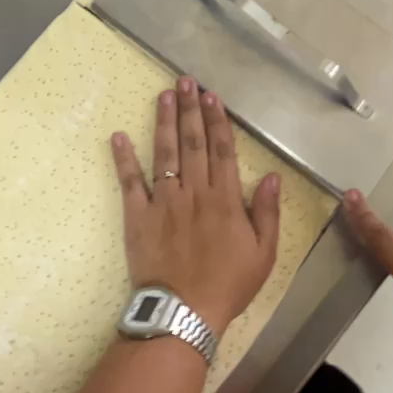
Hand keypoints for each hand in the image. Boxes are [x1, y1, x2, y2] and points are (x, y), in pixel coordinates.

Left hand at [110, 78, 280, 331]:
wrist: (184, 312)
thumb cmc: (229, 284)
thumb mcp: (264, 253)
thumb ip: (267, 212)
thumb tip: (272, 175)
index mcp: (225, 198)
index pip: (222, 150)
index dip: (218, 121)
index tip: (212, 97)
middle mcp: (194, 191)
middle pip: (192, 142)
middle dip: (190, 109)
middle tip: (187, 81)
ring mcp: (164, 201)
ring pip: (164, 152)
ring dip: (163, 121)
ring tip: (164, 94)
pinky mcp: (138, 216)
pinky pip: (130, 182)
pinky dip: (123, 158)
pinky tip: (119, 136)